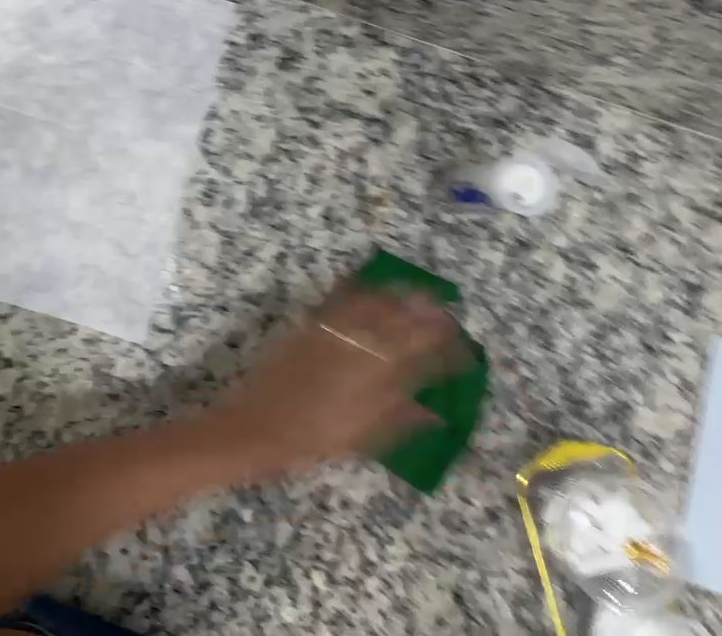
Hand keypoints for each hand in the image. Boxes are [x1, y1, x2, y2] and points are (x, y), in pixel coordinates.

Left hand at [200, 286, 470, 480]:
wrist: (254, 425)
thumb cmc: (310, 439)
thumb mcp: (362, 437)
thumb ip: (401, 419)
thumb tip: (437, 413)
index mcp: (376, 378)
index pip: (424, 356)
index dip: (449, 350)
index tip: (467, 349)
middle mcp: (357, 349)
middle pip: (402, 323)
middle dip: (430, 315)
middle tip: (448, 311)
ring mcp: (330, 333)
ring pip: (373, 305)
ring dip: (399, 296)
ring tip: (419, 292)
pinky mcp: (308, 326)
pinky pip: (339, 300)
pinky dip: (359, 288)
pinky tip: (368, 283)